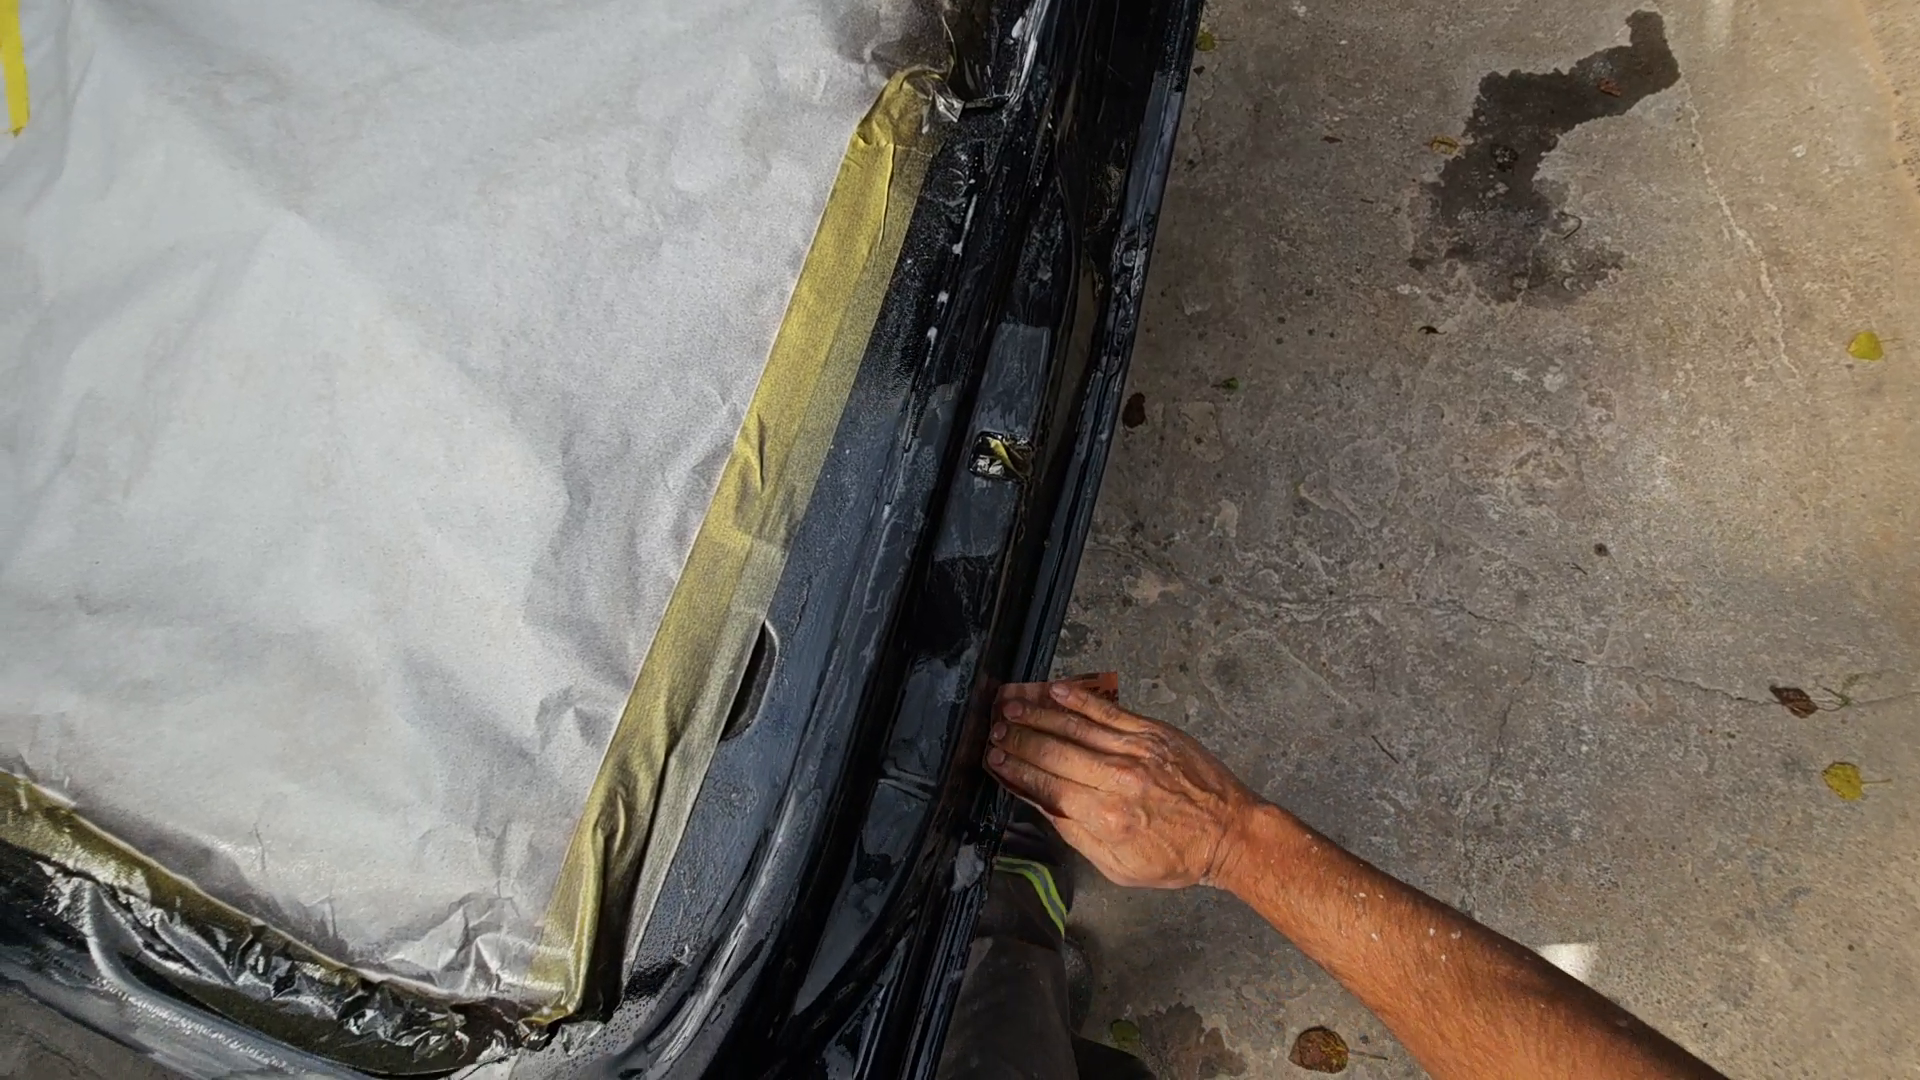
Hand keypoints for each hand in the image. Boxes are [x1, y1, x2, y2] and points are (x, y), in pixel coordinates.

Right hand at [985, 681, 1261, 888]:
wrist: (1230, 833)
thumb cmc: (1176, 855)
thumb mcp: (1119, 866)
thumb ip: (1076, 833)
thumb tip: (1041, 803)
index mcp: (1106, 818)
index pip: (1046, 787)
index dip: (1015, 770)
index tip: (993, 758)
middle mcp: (1117, 780)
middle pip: (1053, 752)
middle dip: (1018, 738)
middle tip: (993, 728)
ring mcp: (1135, 751)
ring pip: (1074, 727)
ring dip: (1037, 714)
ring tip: (1009, 704)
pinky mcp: (1151, 732)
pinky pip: (1107, 711)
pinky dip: (1078, 698)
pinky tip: (1053, 689)